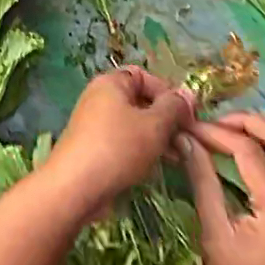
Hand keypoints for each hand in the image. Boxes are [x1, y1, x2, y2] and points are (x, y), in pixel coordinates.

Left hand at [43, 67, 195, 213]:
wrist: (74, 188)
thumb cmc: (118, 148)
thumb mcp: (154, 125)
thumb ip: (174, 107)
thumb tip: (188, 93)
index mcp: (112, 83)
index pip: (146, 76)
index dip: (169, 92)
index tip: (190, 115)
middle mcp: (101, 97)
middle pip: (140, 100)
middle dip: (166, 118)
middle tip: (188, 138)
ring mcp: (95, 123)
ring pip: (134, 123)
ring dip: (158, 136)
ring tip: (179, 156)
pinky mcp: (94, 147)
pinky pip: (124, 140)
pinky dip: (142, 148)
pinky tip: (158, 166)